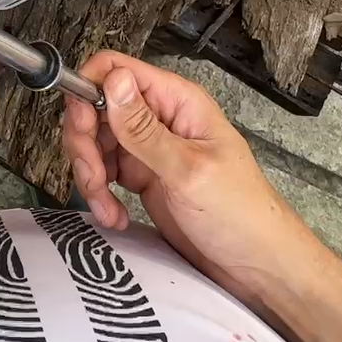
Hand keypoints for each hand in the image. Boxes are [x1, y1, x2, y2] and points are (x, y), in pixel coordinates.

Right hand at [62, 51, 320, 301]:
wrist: (260, 271)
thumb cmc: (243, 217)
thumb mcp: (188, 171)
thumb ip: (143, 128)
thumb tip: (113, 79)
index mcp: (175, 100)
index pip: (115, 69)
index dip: (89, 90)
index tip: (81, 125)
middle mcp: (158, 116)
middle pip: (96, 106)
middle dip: (85, 142)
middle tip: (93, 176)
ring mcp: (147, 146)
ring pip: (94, 140)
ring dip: (90, 173)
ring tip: (106, 206)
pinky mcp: (141, 174)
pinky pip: (103, 169)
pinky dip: (99, 192)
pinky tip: (114, 215)